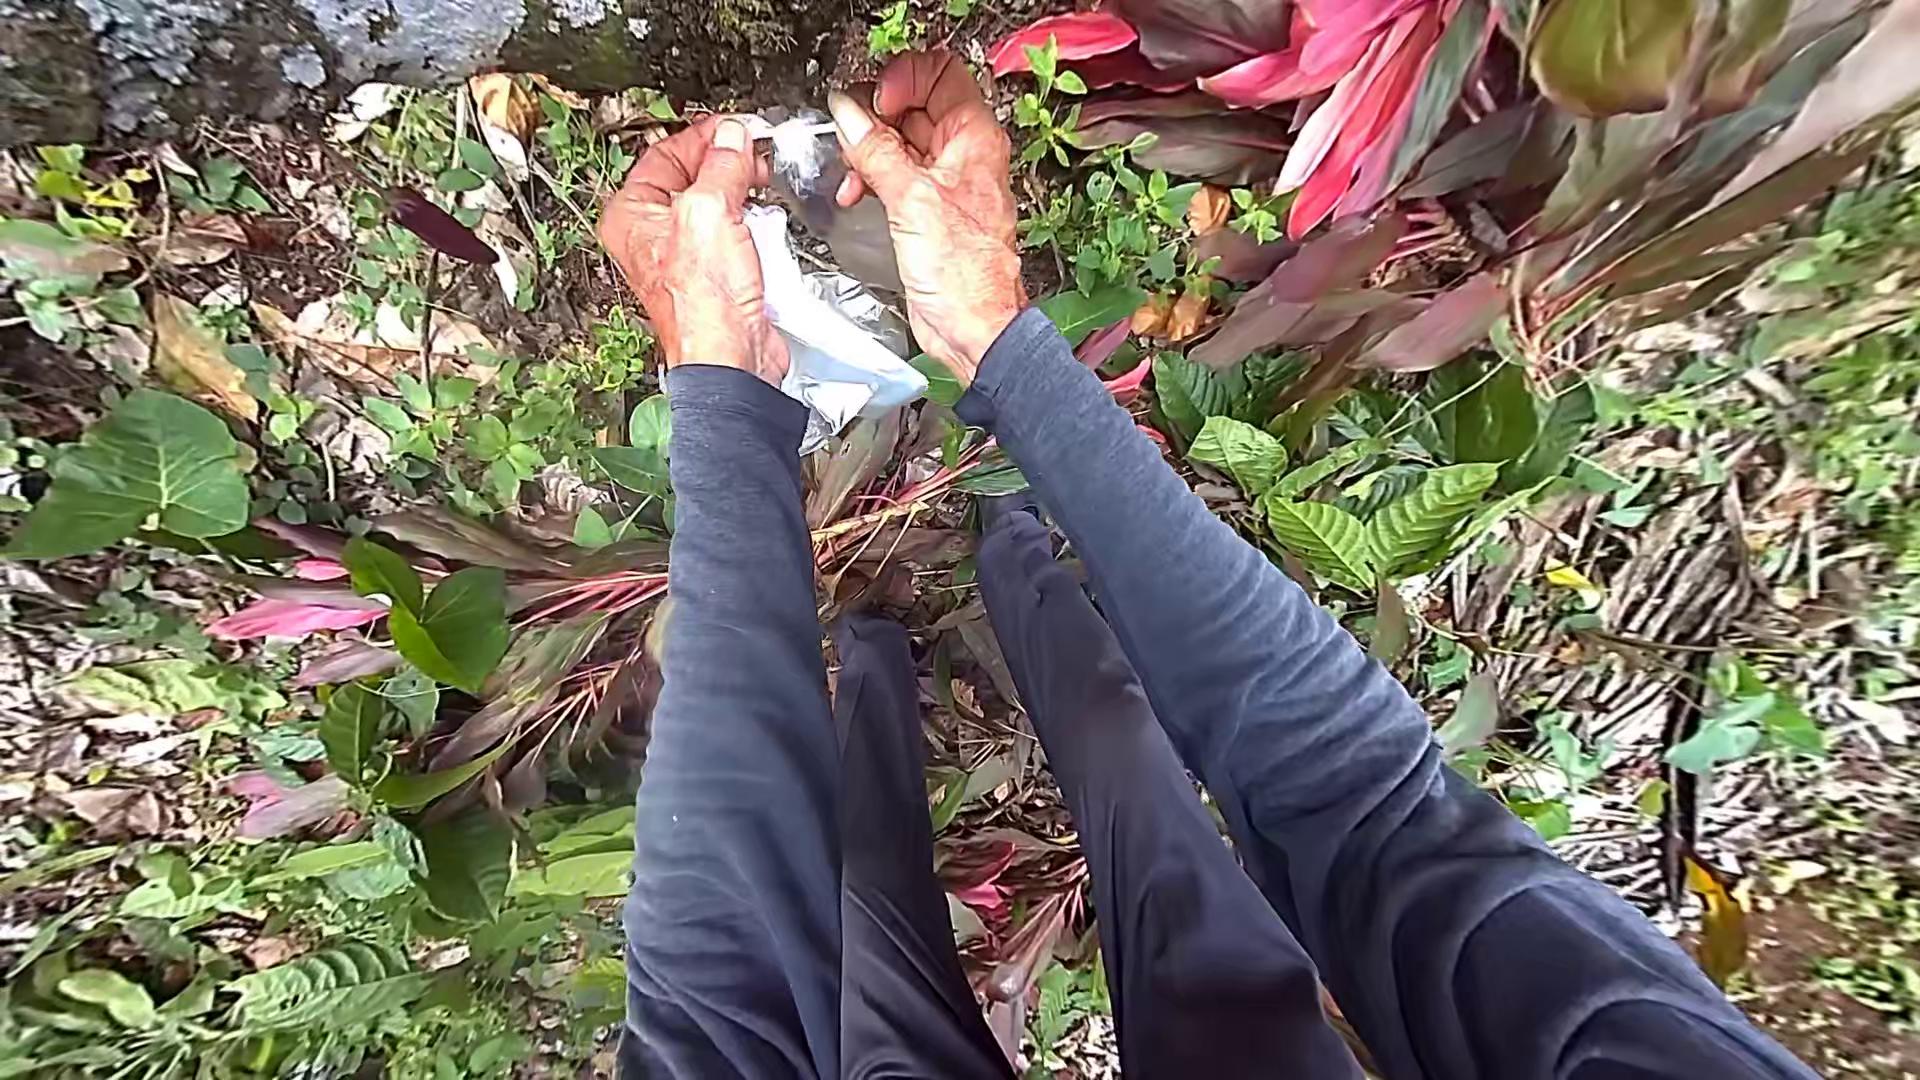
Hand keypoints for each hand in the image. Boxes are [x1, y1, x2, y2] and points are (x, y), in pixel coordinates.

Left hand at [600, 117, 788, 384]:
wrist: (733, 359)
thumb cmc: (704, 306)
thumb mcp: (710, 213)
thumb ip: (722, 167)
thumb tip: (733, 139)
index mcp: (632, 217)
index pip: (665, 156)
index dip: (702, 137)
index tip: (734, 128)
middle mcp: (656, 240)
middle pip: (693, 183)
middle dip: (727, 167)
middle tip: (753, 157)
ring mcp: (690, 263)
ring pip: (719, 212)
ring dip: (744, 200)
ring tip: (761, 189)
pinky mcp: (722, 282)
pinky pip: (738, 243)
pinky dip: (754, 232)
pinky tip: (766, 228)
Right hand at [830, 52, 1026, 384]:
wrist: (971, 329)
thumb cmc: (965, 278)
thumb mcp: (912, 201)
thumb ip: (877, 152)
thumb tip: (850, 115)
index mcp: (975, 141)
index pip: (937, 74)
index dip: (900, 80)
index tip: (873, 104)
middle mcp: (963, 161)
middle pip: (913, 109)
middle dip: (876, 121)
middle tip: (852, 138)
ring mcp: (945, 190)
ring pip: (901, 147)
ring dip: (869, 154)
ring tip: (851, 172)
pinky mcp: (929, 217)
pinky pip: (898, 181)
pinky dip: (874, 181)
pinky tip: (857, 193)